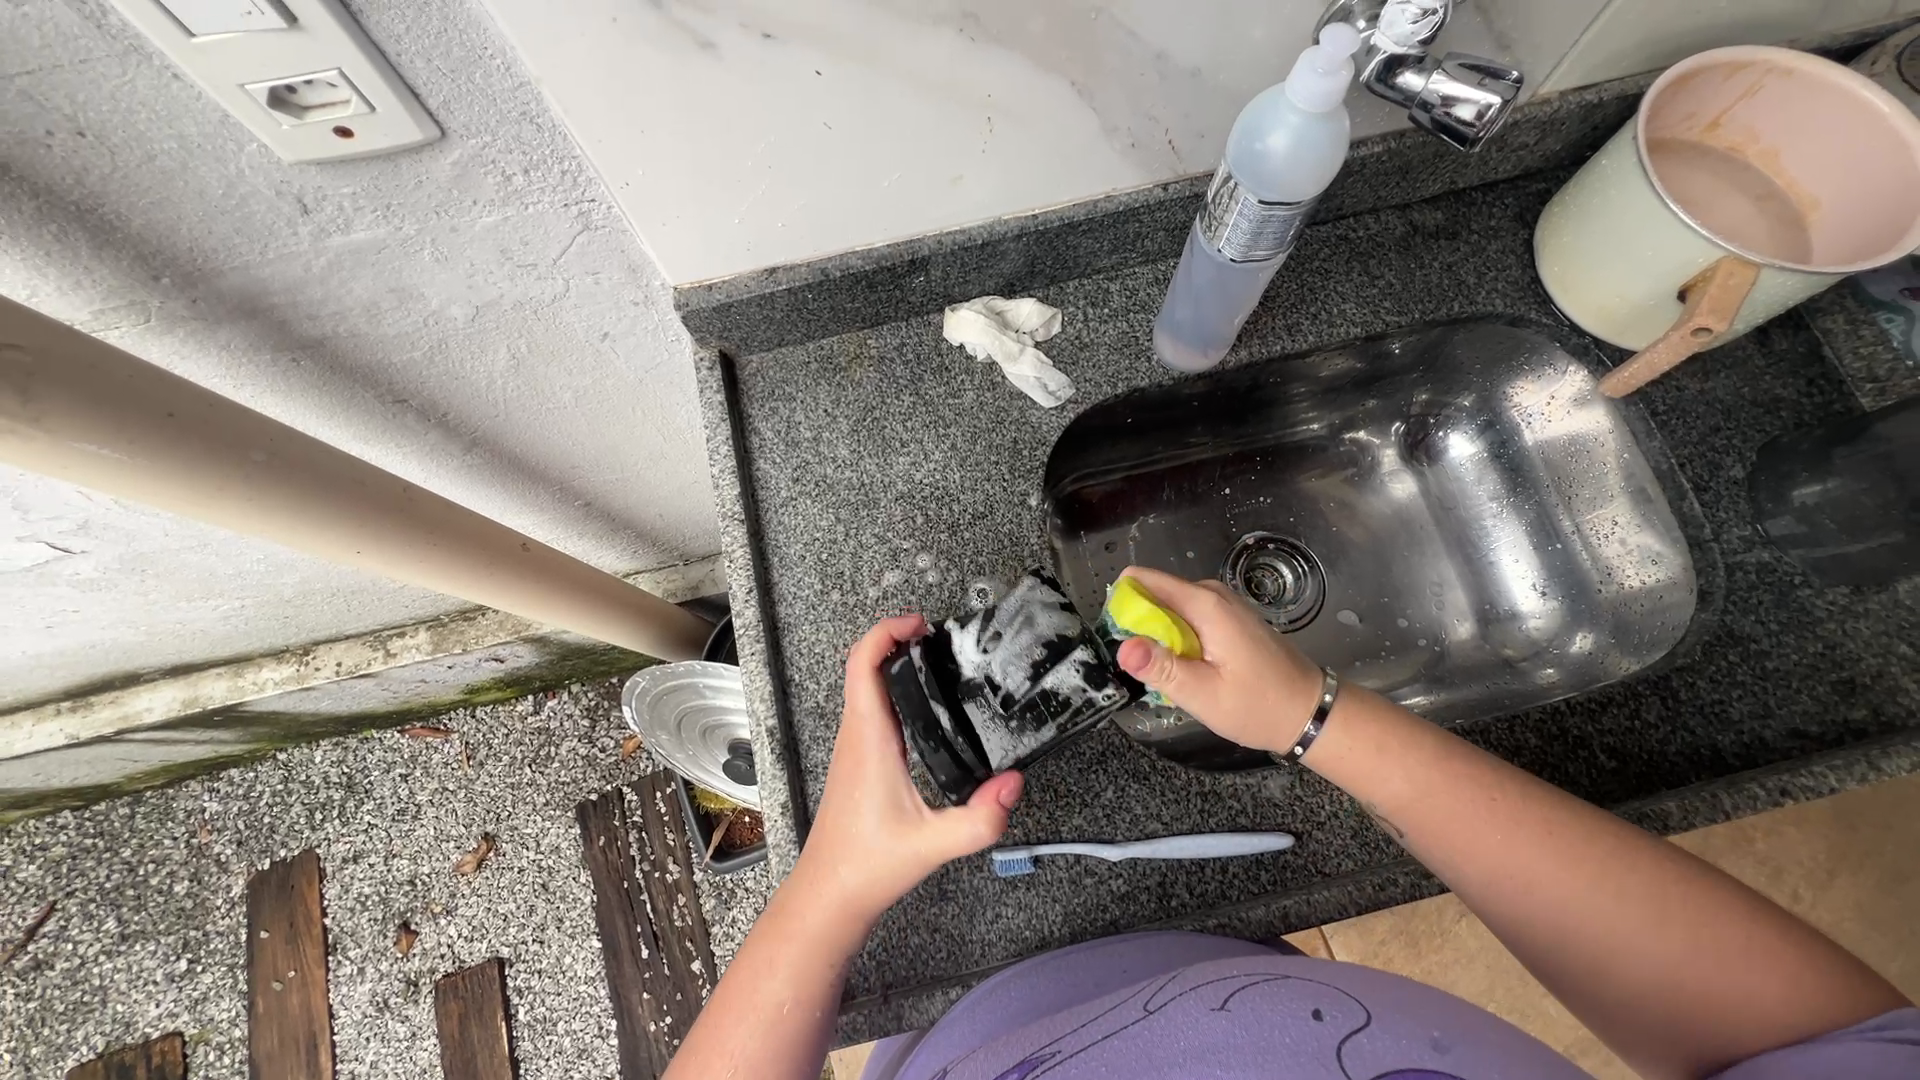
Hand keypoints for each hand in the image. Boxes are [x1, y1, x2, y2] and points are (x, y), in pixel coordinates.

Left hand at [795, 615, 1023, 920]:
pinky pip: (869, 707)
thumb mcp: (933, 843)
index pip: (863, 663)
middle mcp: (856, 734)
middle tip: (936, 635)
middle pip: (863, 665)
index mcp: (868, 737)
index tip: (919, 624)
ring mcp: (853, 746)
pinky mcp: (858, 759)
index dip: (886, 630)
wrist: (829, 894)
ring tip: (934, 659)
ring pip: (864, 685)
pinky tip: (924, 706)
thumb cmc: (865, 866)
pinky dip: (891, 688)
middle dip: (896, 638)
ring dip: (892, 662)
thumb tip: (1012, 785)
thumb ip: (980, 819)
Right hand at [1112, 566, 1325, 754]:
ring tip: (1172, 674)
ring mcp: (1220, 604)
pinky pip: (1185, 618)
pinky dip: (1178, 642)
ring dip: (1159, 639)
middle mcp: (1210, 594)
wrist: (1311, 713)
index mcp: (1204, 603)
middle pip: (1152, 594)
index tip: (1123, 643)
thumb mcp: (1203, 695)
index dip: (1123, 607)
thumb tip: (1123, 648)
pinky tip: (1192, 671)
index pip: (1141, 579)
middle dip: (1140, 628)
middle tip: (1150, 671)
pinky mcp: (1226, 617)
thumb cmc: (1259, 705)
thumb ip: (1161, 668)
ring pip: (1167, 609)